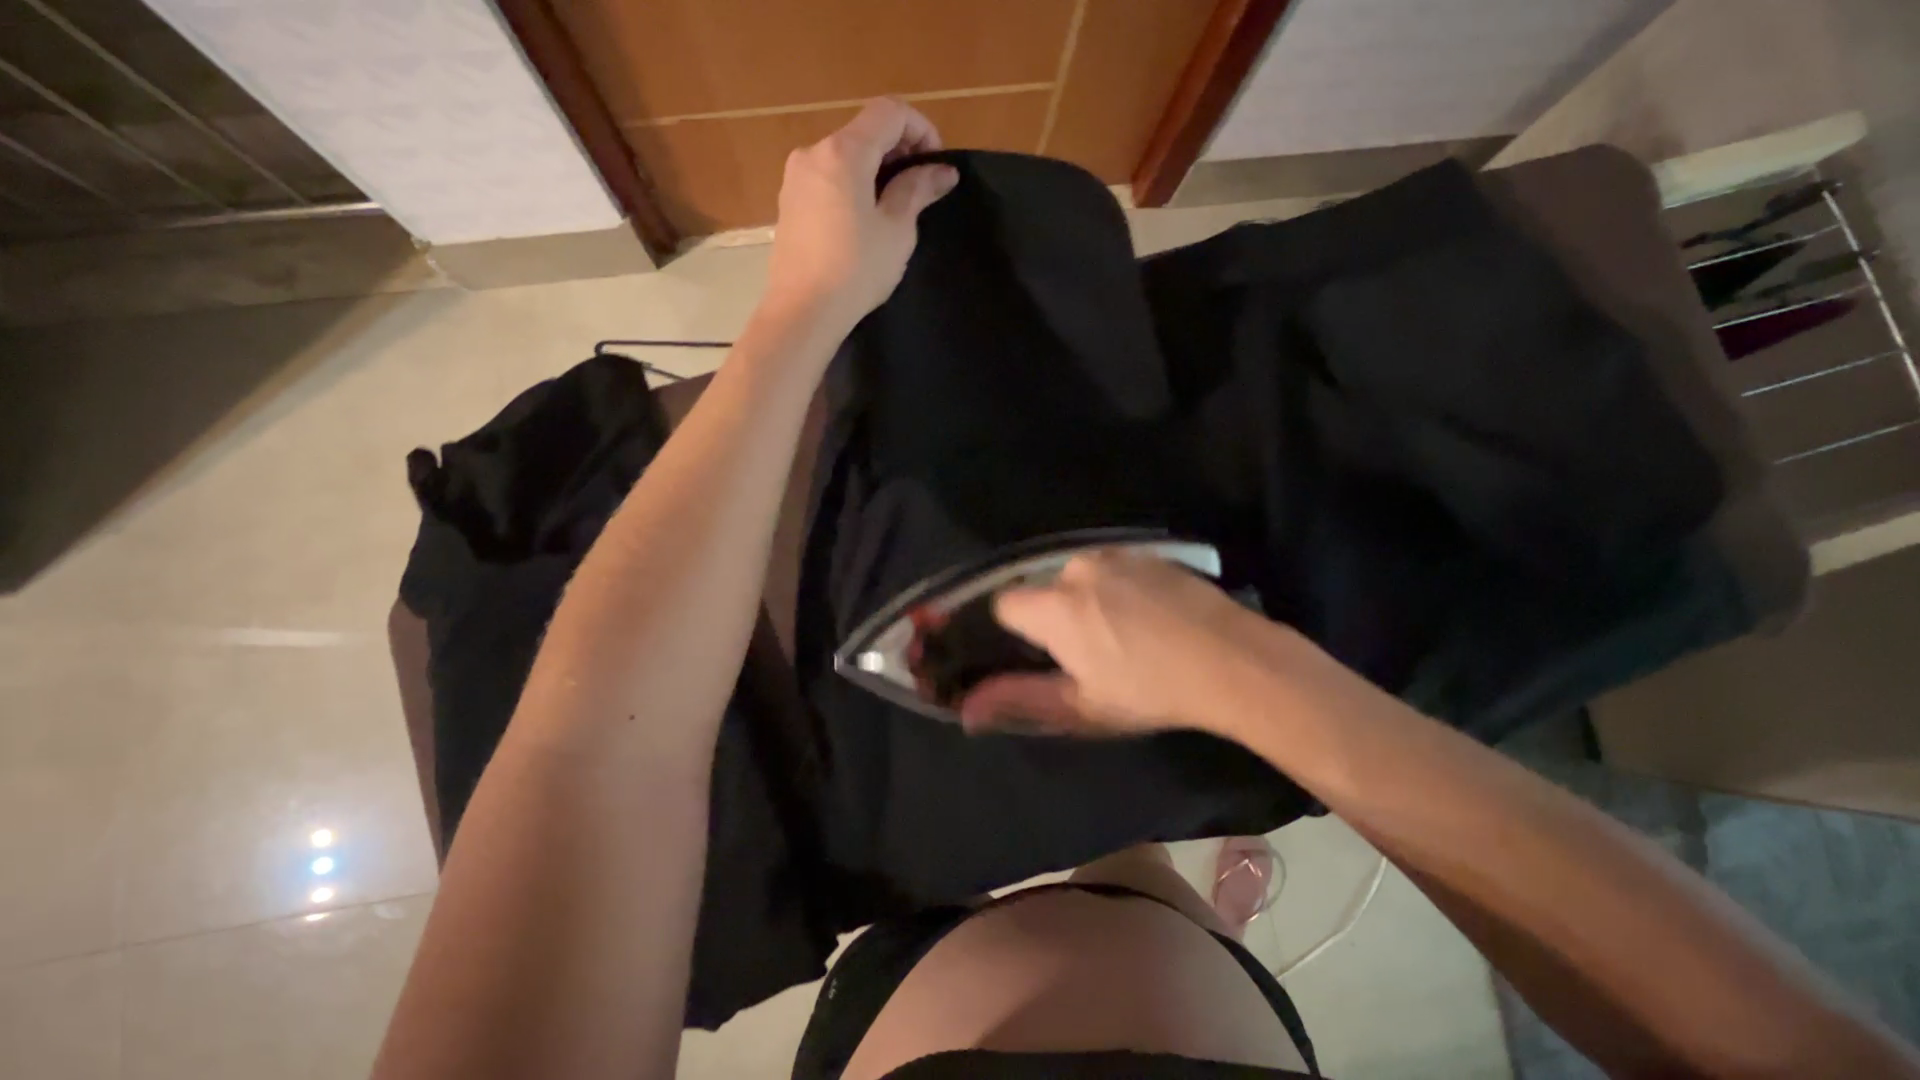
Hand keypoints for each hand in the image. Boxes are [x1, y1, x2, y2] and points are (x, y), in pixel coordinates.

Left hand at [761, 98, 959, 334]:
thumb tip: (942, 171)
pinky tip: (865, 219)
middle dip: (898, 149)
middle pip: (864, 130)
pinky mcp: (789, 202)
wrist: (802, 312)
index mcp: (843, 152)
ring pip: (845, 154)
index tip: (935, 164)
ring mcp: (796, 177)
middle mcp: (814, 152)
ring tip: (895, 206)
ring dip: (875, 168)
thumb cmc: (856, 269)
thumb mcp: (896, 229)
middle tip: (922, 186)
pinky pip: (828, 177)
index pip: (888, 111)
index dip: (920, 128)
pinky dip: (852, 183)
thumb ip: (917, 190)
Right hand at [959, 552, 1270, 737]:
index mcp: (1054, 605)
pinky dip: (1118, 591)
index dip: (1012, 632)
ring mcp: (1117, 556)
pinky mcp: (1150, 555)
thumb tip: (965, 709)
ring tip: (1123, 639)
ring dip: (1087, 603)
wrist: (1233, 660)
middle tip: (1086, 658)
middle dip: (1054, 620)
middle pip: (1044, 591)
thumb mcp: (1081, 706)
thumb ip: (1018, 699)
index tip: (1035, 657)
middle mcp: (1077, 568)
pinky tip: (1148, 621)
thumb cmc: (1150, 691)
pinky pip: (1114, 571)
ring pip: (1079, 579)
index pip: (1003, 605)